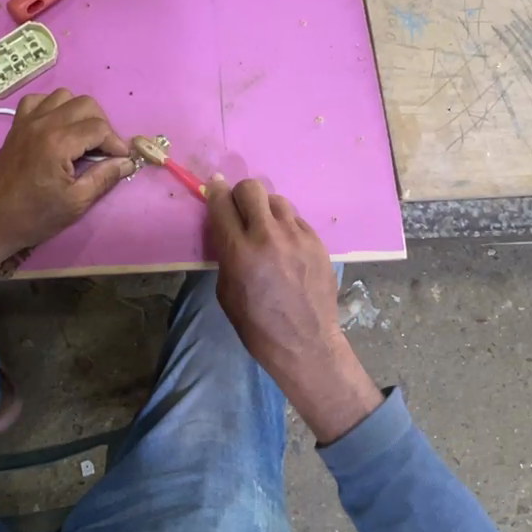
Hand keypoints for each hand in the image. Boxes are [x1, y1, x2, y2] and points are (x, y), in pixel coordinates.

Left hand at [0, 90, 136, 279]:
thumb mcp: (76, 203)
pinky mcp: (15, 125)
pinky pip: (37, 100)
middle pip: (85, 104)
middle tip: (103, 149)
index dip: (116, 142)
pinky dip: (52, 106)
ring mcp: (26, 121)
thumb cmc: (34, 217)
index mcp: (57, 143)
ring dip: (79, 112)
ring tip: (82, 137)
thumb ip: (104, 177)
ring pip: (63, 96)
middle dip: (101, 124)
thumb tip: (127, 161)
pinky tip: (56, 126)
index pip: (99, 127)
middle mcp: (42, 124)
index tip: (121, 158)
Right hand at [207, 176, 383, 443]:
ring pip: (277, 199)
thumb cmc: (257, 325)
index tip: (214, 187)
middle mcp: (268, 236)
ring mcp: (297, 236)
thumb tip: (227, 228)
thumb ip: (226, 253)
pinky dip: (286, 226)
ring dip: (265, 209)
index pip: (222, 202)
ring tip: (266, 228)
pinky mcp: (317, 242)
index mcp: (240, 251)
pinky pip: (296, 219)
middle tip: (240, 209)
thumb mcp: (226, 291)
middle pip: (251, 188)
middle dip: (241, 194)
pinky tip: (286, 246)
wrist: (306, 344)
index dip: (215, 191)